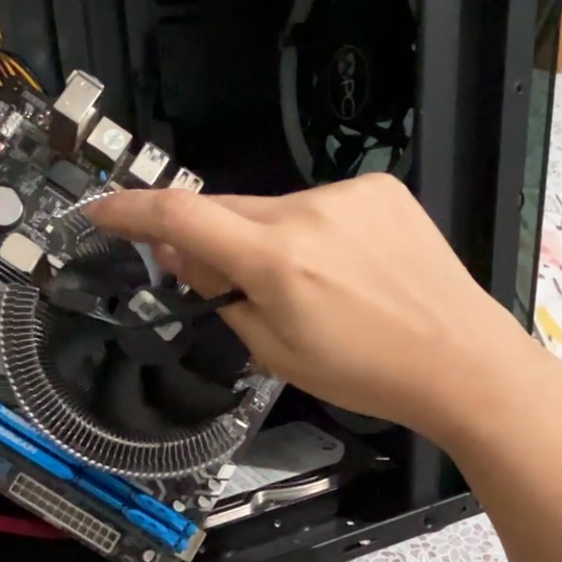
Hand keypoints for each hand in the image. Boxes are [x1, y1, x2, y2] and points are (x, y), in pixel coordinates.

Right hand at [85, 173, 539, 442]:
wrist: (461, 360)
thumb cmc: (366, 372)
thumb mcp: (276, 352)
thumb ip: (222, 295)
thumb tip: (182, 254)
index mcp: (277, 260)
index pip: (182, 217)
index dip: (130, 210)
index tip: (100, 210)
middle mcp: (308, 211)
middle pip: (226, 209)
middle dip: (209, 239)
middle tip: (217, 281)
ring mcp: (349, 194)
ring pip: (273, 208)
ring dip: (263, 238)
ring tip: (302, 288)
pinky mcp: (381, 189)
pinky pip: (318, 204)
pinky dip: (308, 231)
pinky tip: (340, 269)